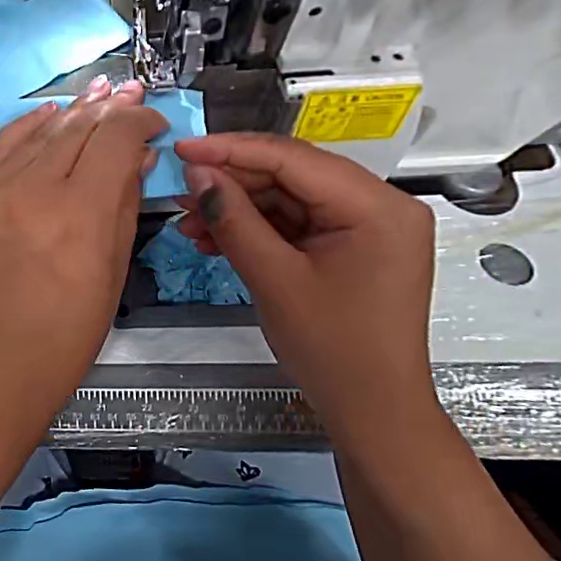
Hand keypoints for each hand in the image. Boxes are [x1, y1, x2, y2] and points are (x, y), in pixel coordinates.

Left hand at [0, 77, 167, 514]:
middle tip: (132, 96)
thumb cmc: (65, 337)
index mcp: (80, 213)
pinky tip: (47, 114)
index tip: (154, 124)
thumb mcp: (112, 273)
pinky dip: (26, 125)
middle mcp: (34, 189)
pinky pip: (0, 146)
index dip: (140, 121)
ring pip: (41, 131)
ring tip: (98, 92)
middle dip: (111, 108)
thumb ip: (125, 206)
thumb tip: (139, 160)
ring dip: (74, 110)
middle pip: (78, 126)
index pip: (115, 138)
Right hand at [176, 135, 560, 560]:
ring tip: (189, 223)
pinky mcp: (353, 245)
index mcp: (376, 206)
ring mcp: (369, 225)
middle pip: (292, 175)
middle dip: (232, 183)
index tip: (182, 146)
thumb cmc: (332, 350)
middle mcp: (380, 204)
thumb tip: (197, 172)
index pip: (293, 159)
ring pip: (290, 199)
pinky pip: (298, 224)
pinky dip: (258, 230)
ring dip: (239, 209)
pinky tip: (215, 239)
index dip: (231, 150)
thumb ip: (235, 218)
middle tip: (180, 192)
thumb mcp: (275, 279)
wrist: (373, 414)